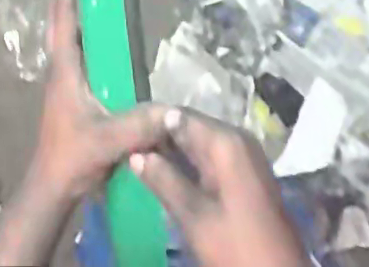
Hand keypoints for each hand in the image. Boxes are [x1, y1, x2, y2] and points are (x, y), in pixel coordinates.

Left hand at [0, 0, 170, 264]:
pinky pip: (75, 52)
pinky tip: (99, 40)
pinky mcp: (69, 93)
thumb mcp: (107, 139)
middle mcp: (60, 66)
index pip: (64, 17)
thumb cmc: (72, 156)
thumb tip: (173, 108)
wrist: (51, 186)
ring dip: (73, 10)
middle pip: (60, 19)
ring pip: (65, 35)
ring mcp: (63, 80)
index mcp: (65, 67)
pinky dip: (82, 35)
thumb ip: (139, 124)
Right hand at [131, 110, 308, 266]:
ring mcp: (244, 155)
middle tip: (127, 146)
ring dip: (171, 149)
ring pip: (197, 140)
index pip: (176, 115)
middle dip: (158, 135)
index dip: (148, 122)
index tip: (122, 134)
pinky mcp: (245, 173)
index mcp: (225, 141)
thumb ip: (164, 181)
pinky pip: (209, 155)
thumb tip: (135, 154)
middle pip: (187, 124)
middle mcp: (236, 138)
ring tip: (139, 159)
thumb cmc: (240, 252)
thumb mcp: (196, 219)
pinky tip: (166, 174)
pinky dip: (188, 162)